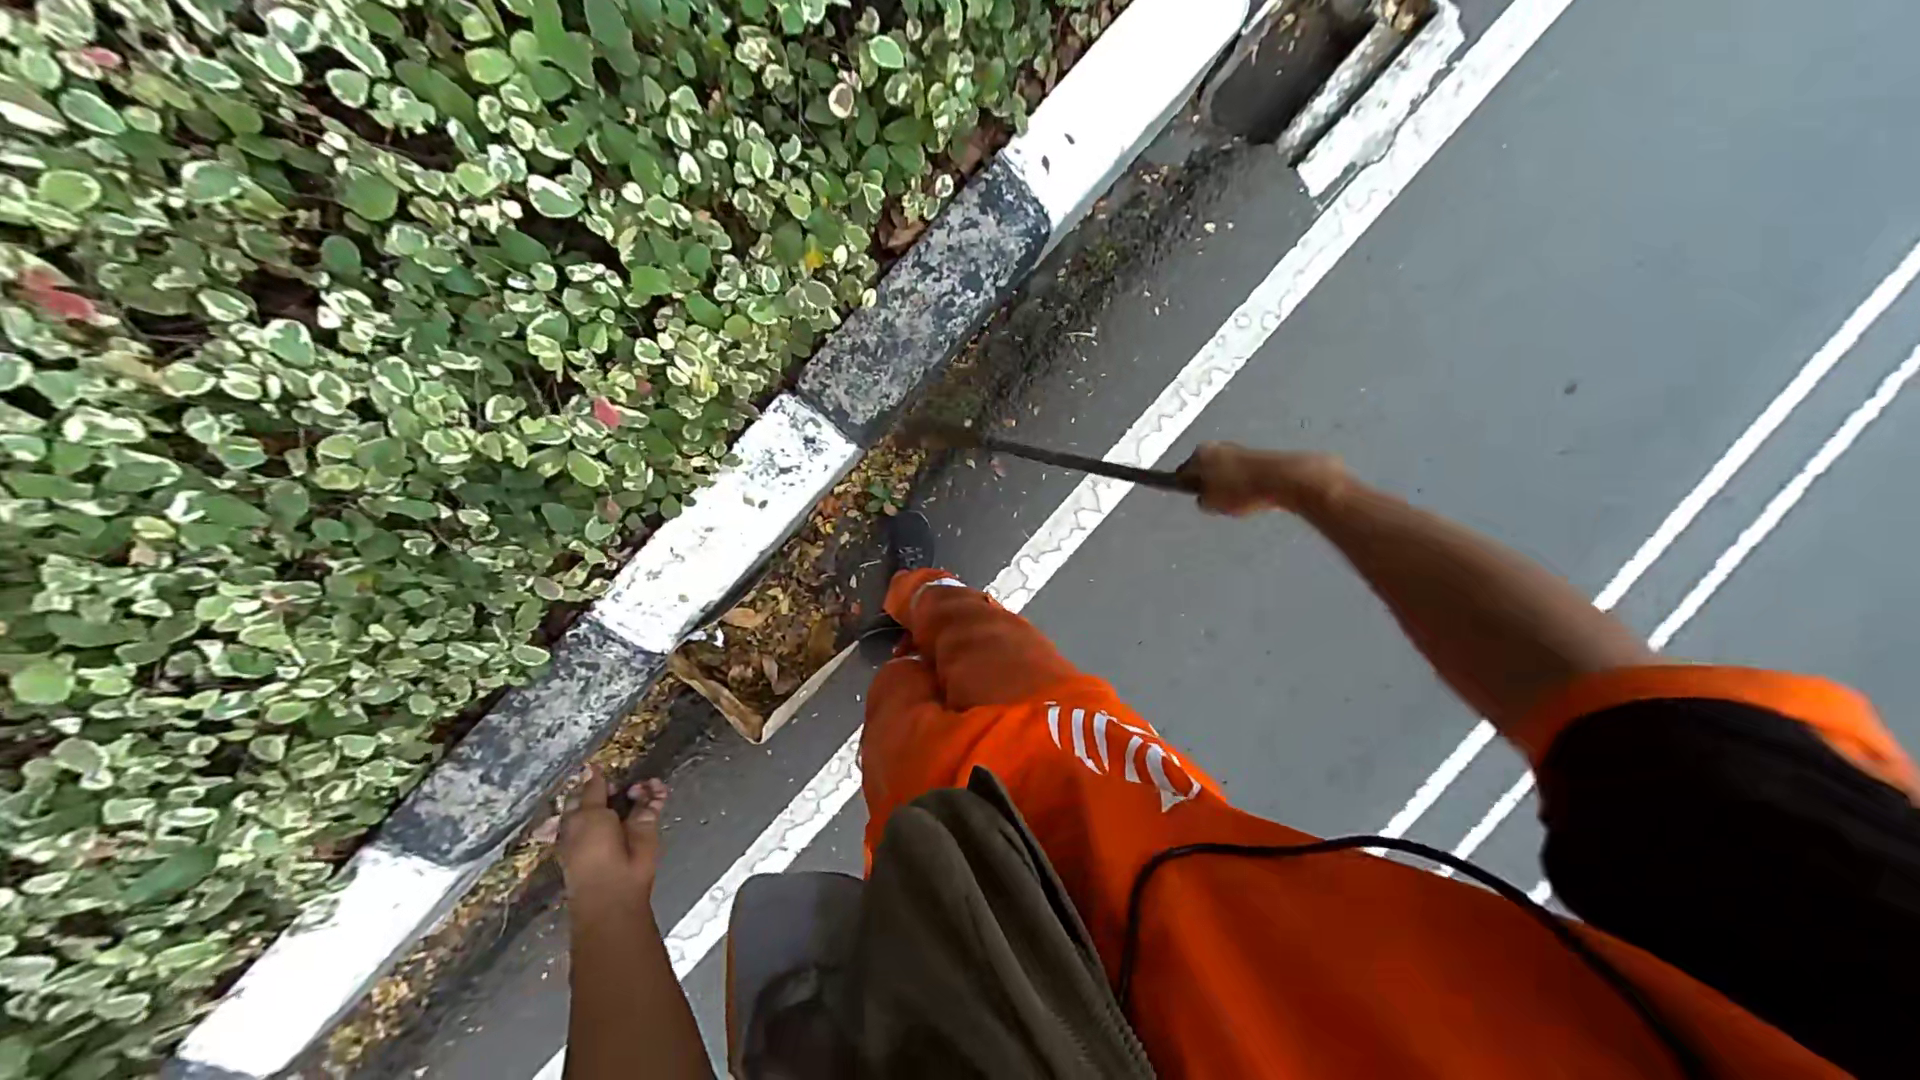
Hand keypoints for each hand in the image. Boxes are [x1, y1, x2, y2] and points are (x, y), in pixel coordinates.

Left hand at [556, 766, 668, 903]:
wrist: (617, 883)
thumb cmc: (590, 851)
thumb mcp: (585, 816)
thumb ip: (592, 791)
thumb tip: (590, 768)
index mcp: (578, 821)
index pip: (584, 795)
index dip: (592, 781)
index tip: (601, 766)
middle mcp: (602, 820)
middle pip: (611, 793)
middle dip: (618, 782)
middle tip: (624, 775)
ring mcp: (626, 823)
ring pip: (634, 795)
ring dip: (639, 786)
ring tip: (641, 784)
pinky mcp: (647, 825)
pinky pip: (653, 802)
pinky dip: (656, 792)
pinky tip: (656, 785)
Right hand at [1177, 442, 1348, 516]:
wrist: (1282, 479)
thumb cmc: (1240, 489)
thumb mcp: (1210, 503)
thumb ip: (1202, 500)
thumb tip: (1204, 498)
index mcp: (1199, 454)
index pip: (1182, 473)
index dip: (1185, 487)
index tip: (1190, 495)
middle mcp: (1215, 446)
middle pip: (1203, 469)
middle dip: (1207, 483)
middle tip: (1215, 502)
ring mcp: (1237, 449)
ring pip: (1223, 470)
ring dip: (1226, 483)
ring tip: (1237, 501)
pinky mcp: (1256, 456)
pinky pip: (1241, 472)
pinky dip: (1242, 482)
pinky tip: (1250, 494)